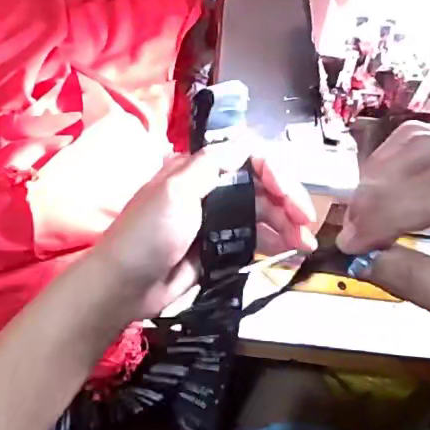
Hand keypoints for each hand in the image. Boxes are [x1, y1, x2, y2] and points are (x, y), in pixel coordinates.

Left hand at [88, 140, 318, 319]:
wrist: (123, 287)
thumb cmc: (147, 235)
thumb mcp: (175, 192)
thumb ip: (211, 166)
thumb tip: (244, 143)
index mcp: (196, 170)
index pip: (247, 158)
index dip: (275, 173)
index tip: (291, 197)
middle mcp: (208, 190)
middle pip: (259, 186)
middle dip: (287, 201)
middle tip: (307, 224)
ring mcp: (213, 220)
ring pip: (260, 214)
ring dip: (286, 224)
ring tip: (306, 244)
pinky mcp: (216, 248)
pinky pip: (251, 239)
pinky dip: (272, 242)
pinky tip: (289, 251)